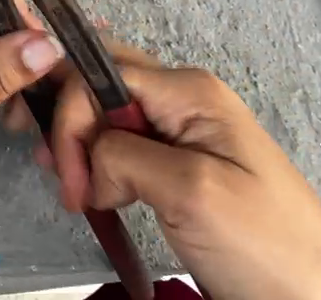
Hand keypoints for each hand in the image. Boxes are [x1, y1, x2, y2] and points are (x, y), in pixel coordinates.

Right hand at [33, 48, 320, 299]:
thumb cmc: (267, 248)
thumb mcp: (192, 192)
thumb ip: (125, 156)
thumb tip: (90, 162)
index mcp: (189, 90)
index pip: (102, 72)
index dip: (72, 114)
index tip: (66, 175)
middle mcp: (183, 99)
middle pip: (102, 82)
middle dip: (67, 117)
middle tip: (53, 169)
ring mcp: (184, 132)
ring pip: (108, 113)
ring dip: (80, 141)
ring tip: (69, 185)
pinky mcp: (180, 166)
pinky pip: (124, 146)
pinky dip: (97, 161)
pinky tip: (87, 187)